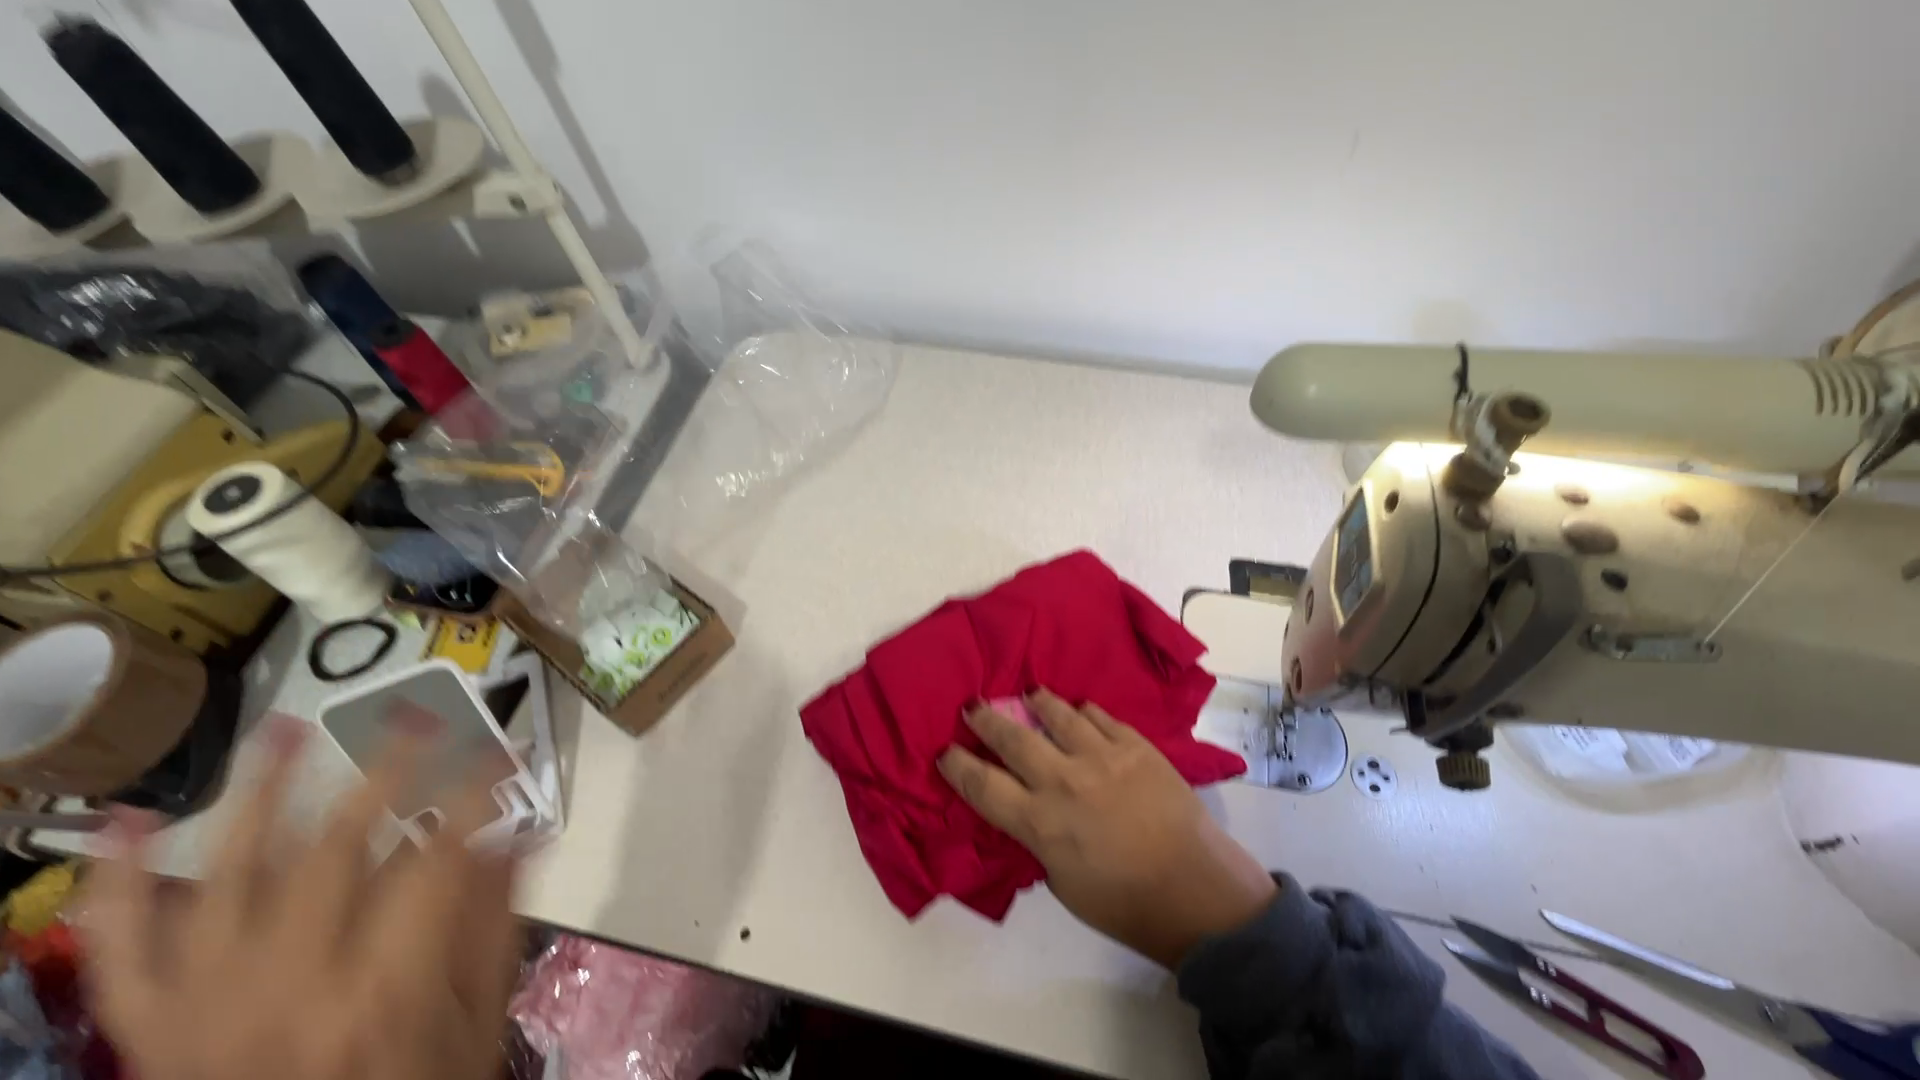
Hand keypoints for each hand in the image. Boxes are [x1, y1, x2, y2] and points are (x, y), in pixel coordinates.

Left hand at [78, 722, 521, 1079]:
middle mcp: (285, 990)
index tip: (502, 750)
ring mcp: (203, 1006)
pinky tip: (133, 820)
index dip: (476, 793)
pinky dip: (115, 885)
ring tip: (288, 728)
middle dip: (384, 774)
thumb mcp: (475, 1030)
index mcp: (382, 994)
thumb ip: (496, 930)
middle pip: (331, 854)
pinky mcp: (150, 1027)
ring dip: (257, 794)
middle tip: (420, 723)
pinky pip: (122, 950)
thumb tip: (522, 835)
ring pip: (224, 878)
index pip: (438, 862)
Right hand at [938, 689, 1276, 967]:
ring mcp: (1102, 758)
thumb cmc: (1122, 903)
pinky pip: (1101, 718)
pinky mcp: (1137, 747)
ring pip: (1059, 716)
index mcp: (1039, 822)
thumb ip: (1037, 840)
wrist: (1194, 891)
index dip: (957, 766)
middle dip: (986, 720)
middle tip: (972, 706)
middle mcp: (1064, 781)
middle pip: (1013, 739)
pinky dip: (1084, 712)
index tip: (943, 752)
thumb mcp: (1060, 882)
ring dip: (1038, 703)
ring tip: (1029, 694)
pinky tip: (1079, 710)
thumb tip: (1027, 814)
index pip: (982, 786)